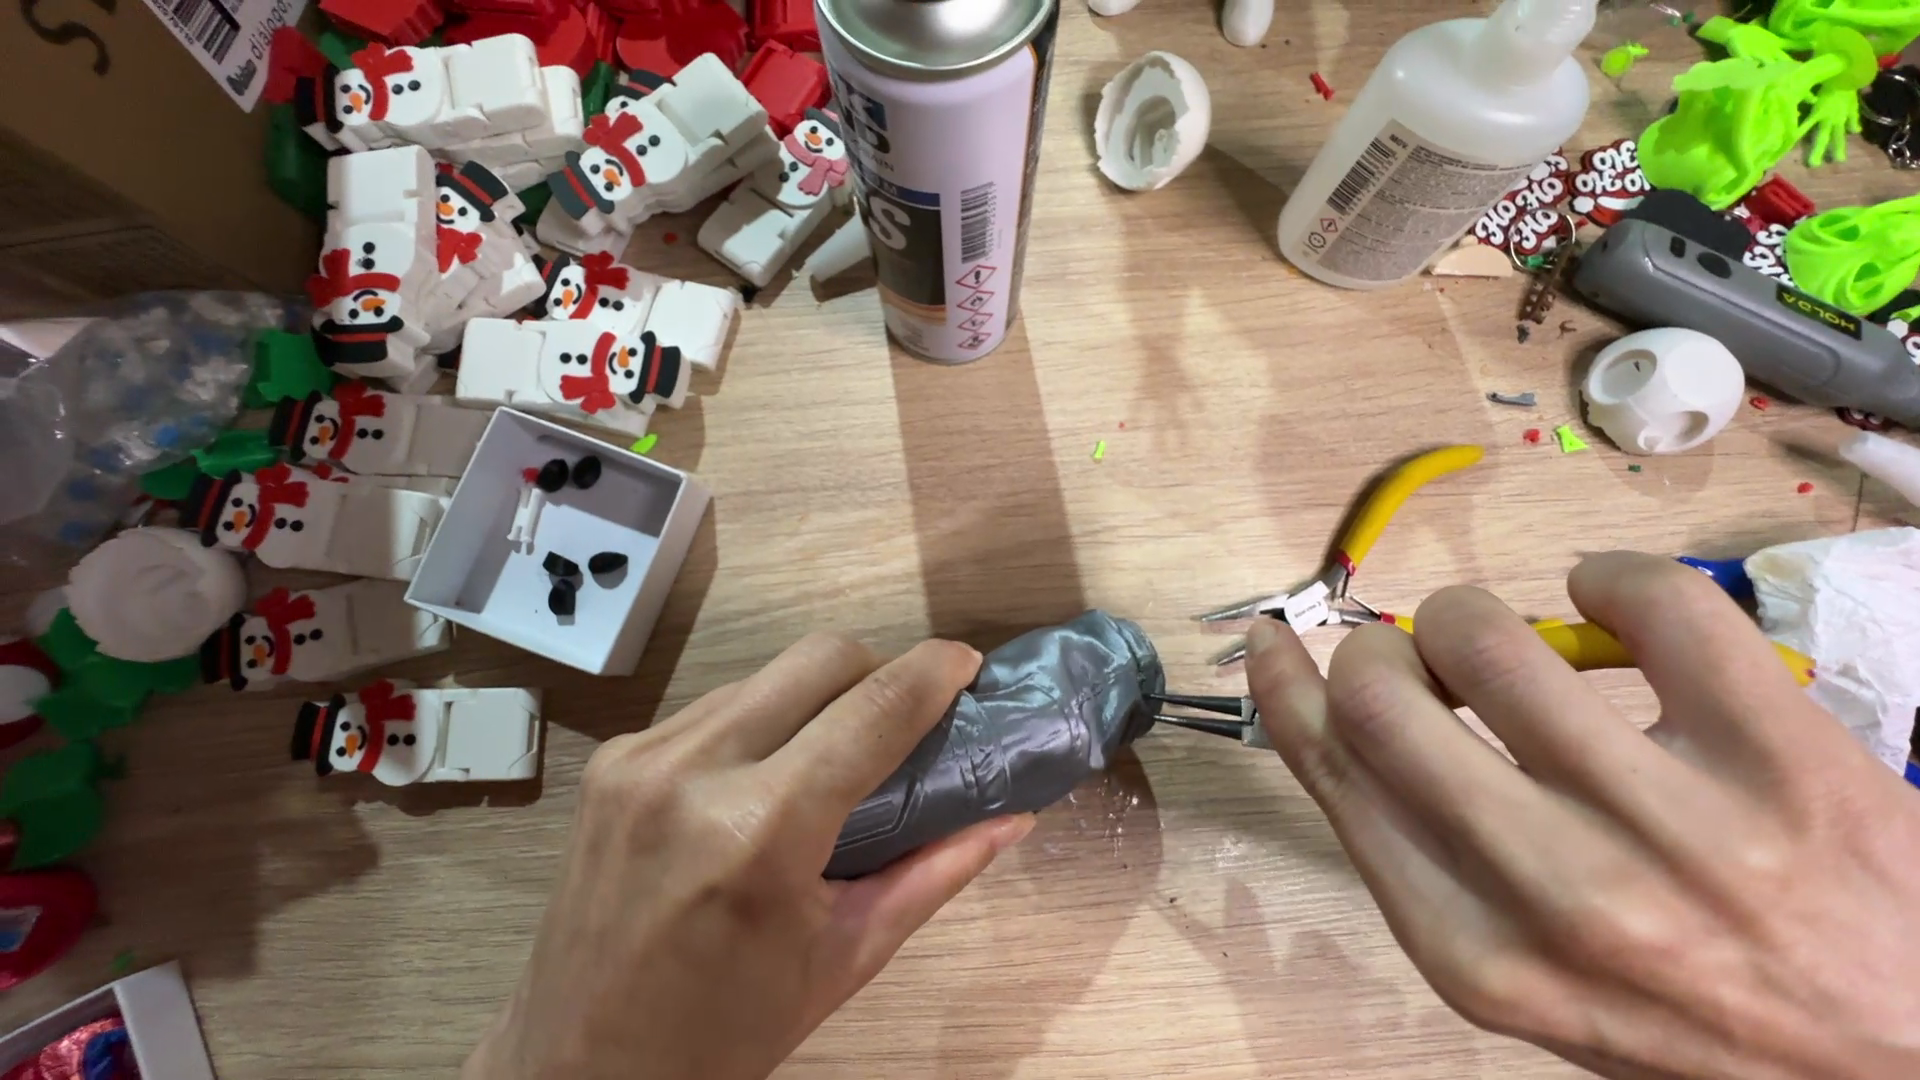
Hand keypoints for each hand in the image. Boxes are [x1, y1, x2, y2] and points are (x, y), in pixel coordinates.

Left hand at [464, 634, 1035, 1079]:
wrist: (574, 1067)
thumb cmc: (728, 1030)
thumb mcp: (847, 956)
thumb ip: (937, 871)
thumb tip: (1013, 815)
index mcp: (762, 830)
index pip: (873, 708)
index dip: (933, 671)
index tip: (967, 664)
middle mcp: (695, 768)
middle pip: (821, 656)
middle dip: (879, 668)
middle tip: (904, 715)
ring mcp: (643, 754)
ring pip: (768, 673)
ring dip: (819, 694)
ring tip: (834, 751)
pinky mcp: (615, 755)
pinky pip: (718, 704)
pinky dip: (764, 719)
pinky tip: (767, 771)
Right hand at [1246, 551, 1919, 1079]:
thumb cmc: (1674, 1017)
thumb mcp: (1510, 964)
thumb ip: (1418, 850)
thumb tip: (1342, 712)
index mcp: (1467, 946)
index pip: (1330, 771)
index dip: (1280, 684)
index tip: (1271, 637)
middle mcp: (1553, 892)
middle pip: (1379, 698)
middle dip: (1379, 653)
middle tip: (1419, 661)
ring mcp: (1676, 829)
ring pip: (1489, 641)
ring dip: (1471, 616)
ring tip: (1512, 640)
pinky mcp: (1793, 767)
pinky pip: (1657, 608)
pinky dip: (1611, 578)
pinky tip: (1608, 599)